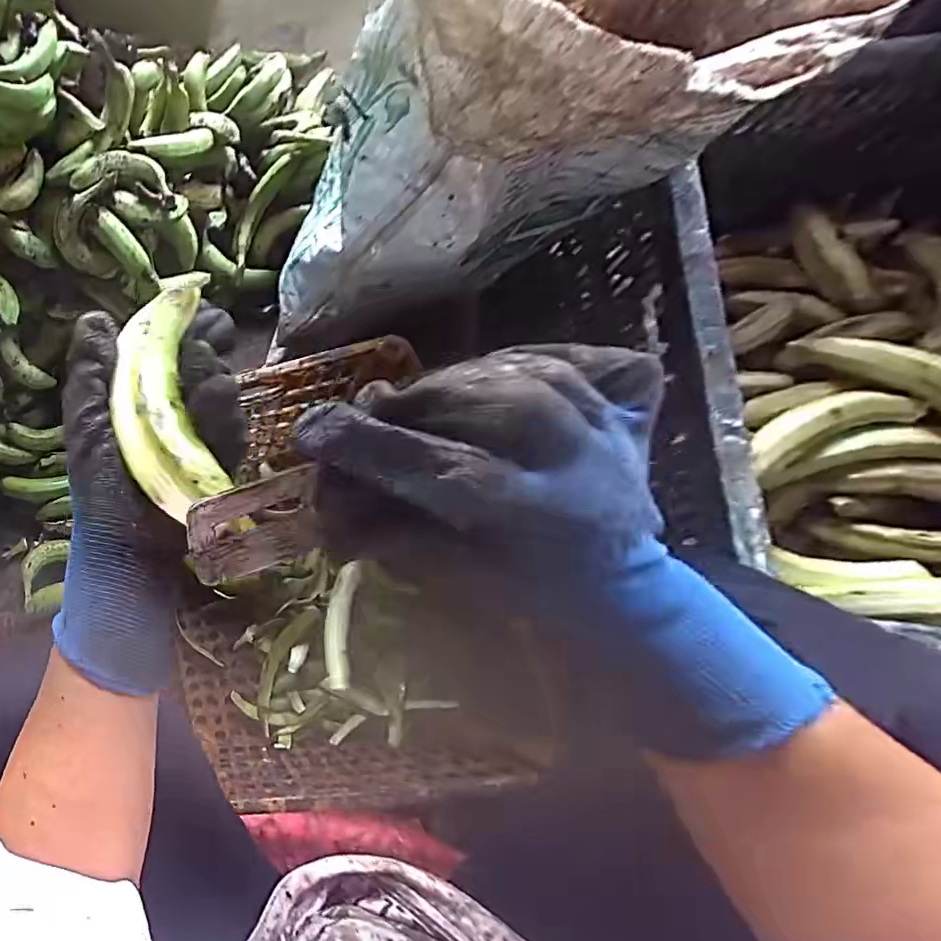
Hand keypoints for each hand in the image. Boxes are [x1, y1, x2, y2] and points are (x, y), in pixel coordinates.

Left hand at [54, 306, 243, 695]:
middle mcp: (176, 406)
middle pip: (204, 357)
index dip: (183, 323)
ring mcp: (203, 431)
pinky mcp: (224, 456)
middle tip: (211, 329)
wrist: (126, 542)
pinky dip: (222, 406)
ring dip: (210, 369)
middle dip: (207, 338)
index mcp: (141, 393)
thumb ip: (91, 375)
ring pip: (219, 383)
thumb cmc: (100, 483)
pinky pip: (231, 422)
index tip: (192, 308)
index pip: (168, 346)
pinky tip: (214, 394)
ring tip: (201, 363)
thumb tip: (96, 318)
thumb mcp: (86, 425)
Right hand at [295, 344, 833, 758]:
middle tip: (358, 420)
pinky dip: (512, 361)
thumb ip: (381, 530)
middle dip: (398, 410)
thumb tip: (319, 500)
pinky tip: (485, 381)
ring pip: (505, 370)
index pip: (441, 469)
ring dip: (442, 384)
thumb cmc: (513, 587)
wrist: (615, 582)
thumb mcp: (443, 574)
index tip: (310, 430)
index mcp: (535, 516)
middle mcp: (580, 458)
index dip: (372, 447)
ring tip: (410, 407)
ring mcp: (610, 417)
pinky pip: (560, 353)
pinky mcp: (630, 392)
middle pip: (470, 406)